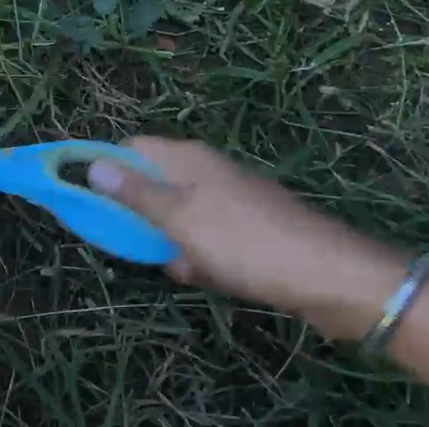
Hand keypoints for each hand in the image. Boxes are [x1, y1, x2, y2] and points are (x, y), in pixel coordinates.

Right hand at [87, 137, 406, 339]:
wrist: (336, 280)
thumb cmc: (247, 242)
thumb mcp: (179, 219)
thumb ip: (133, 193)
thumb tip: (92, 165)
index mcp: (185, 156)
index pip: (128, 149)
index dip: (106, 172)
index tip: (93, 203)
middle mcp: (204, 169)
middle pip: (151, 183)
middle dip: (138, 214)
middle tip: (135, 242)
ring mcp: (229, 198)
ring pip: (177, 214)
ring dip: (169, 240)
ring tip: (179, 265)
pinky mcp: (250, 228)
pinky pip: (206, 235)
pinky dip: (199, 253)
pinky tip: (207, 276)